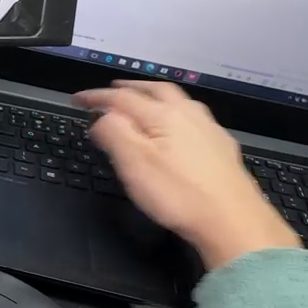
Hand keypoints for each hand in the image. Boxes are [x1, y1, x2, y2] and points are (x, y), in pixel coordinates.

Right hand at [76, 81, 299, 269]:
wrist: (230, 218)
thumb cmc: (178, 194)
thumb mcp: (133, 163)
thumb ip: (113, 133)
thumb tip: (100, 118)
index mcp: (162, 115)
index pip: (121, 98)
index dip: (96, 97)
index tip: (77, 99)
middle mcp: (187, 114)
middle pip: (154, 90)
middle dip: (128, 88)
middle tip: (110, 90)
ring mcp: (207, 128)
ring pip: (176, 100)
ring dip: (152, 95)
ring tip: (139, 100)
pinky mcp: (219, 145)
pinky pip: (191, 116)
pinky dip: (172, 111)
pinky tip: (173, 125)